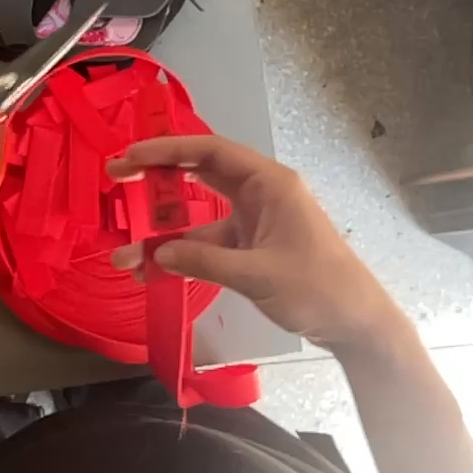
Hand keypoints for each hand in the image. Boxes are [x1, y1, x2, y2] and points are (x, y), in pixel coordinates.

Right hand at [107, 135, 410, 358]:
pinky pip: (207, 242)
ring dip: (164, 229)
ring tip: (125, 249)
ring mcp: (254, 220)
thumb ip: (205, 261)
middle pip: (199, 173)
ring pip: (198, 214)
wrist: (356, 322)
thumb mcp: (258, 274)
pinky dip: (181, 254)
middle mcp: (259, 193)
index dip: (166, 150)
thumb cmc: (319, 288)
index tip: (130, 157)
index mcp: (269, 183)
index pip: (210, 152)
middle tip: (116, 177)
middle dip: (157, 176)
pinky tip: (154, 269)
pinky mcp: (250, 246)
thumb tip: (156, 254)